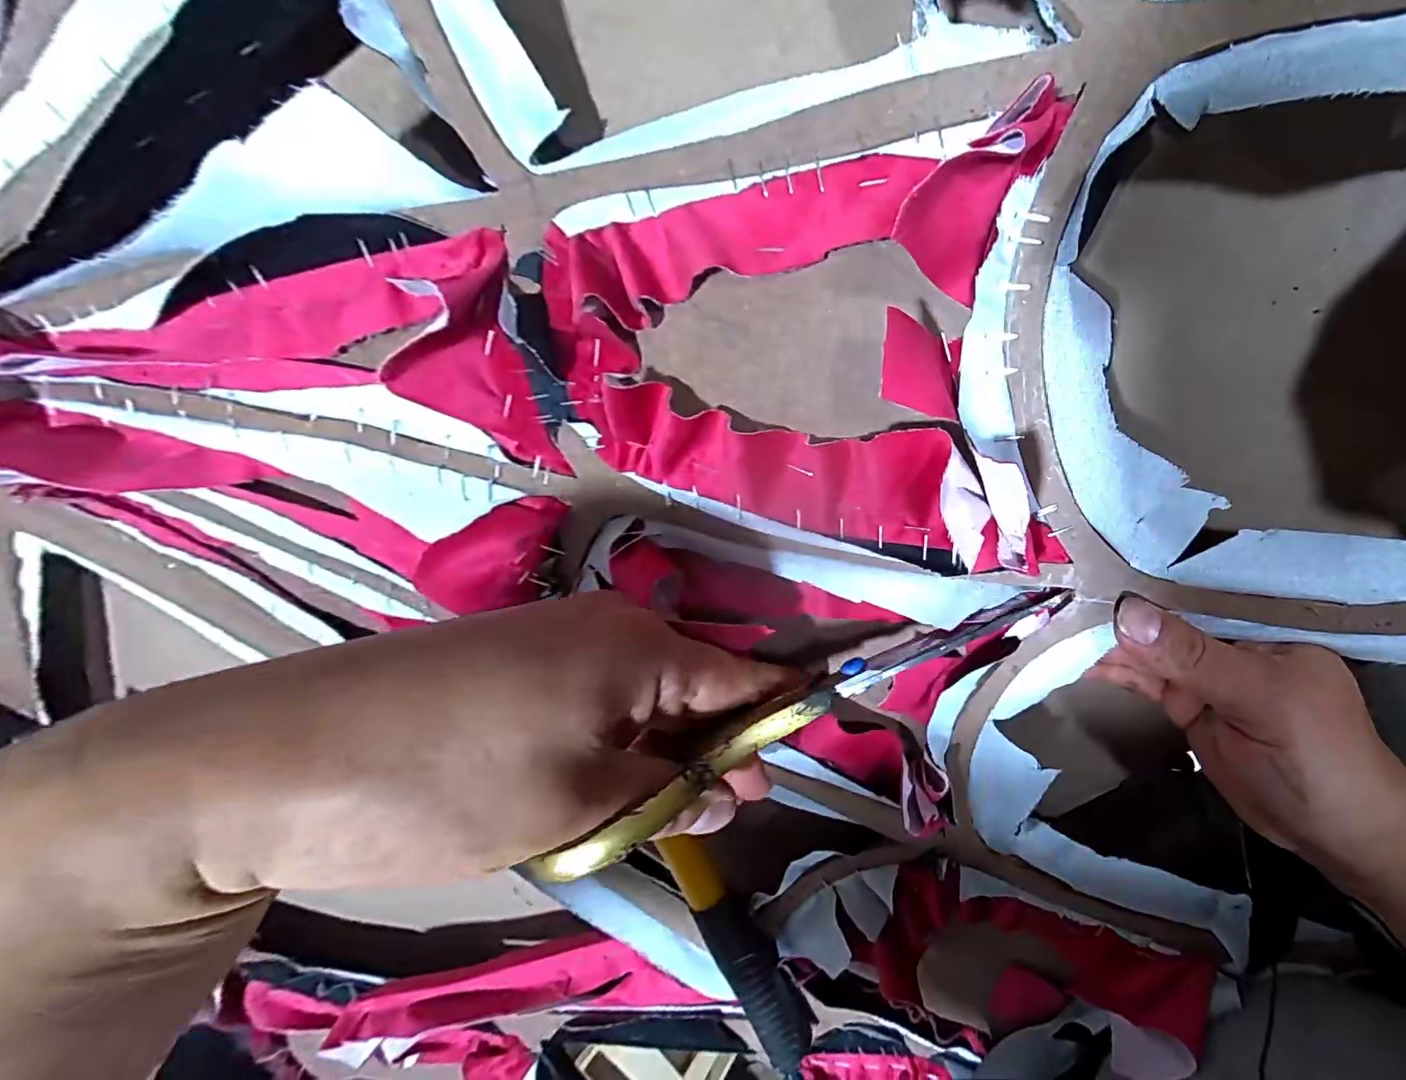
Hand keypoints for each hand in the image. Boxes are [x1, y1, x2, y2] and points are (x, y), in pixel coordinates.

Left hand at [25, 593, 790, 902]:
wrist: (260, 761)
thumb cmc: (448, 784)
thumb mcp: (578, 806)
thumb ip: (671, 796)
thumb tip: (731, 794)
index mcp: (642, 646)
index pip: (744, 677)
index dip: (781, 713)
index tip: (810, 743)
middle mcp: (612, 625)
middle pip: (698, 683)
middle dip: (722, 743)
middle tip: (731, 806)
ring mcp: (562, 636)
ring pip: (649, 692)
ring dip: (668, 746)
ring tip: (668, 806)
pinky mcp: (522, 657)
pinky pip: (602, 692)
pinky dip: (623, 736)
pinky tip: (611, 779)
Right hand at [1087, 597, 1405, 876]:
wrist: (1339, 835)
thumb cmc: (1318, 754)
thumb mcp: (1257, 697)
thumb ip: (1192, 656)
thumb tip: (1128, 611)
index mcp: (1261, 626)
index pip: (1198, 593)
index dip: (1151, 585)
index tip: (1097, 575)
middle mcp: (1233, 644)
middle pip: (1170, 623)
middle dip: (1125, 619)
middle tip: (1071, 618)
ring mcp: (1212, 679)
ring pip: (1156, 655)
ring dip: (1117, 652)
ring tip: (1071, 647)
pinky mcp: (1195, 710)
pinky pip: (1153, 685)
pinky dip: (1124, 679)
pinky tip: (1094, 672)